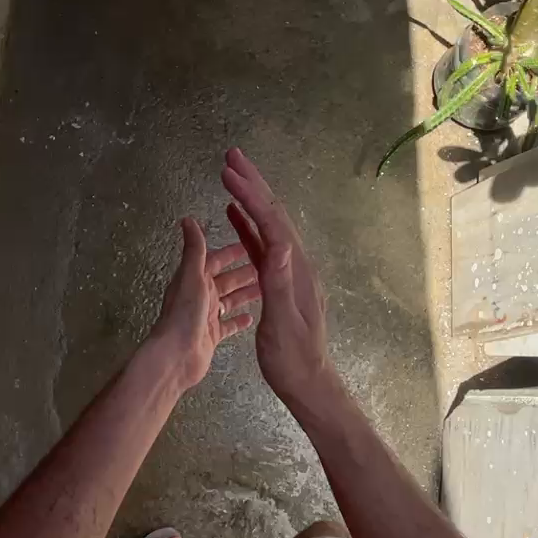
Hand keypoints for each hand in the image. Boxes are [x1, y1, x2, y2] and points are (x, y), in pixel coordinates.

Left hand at [142, 217, 260, 391]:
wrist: (177, 355)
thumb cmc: (184, 314)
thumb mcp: (192, 276)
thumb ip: (194, 249)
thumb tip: (188, 219)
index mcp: (196, 279)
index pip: (217, 259)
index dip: (233, 251)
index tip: (253, 243)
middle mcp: (201, 295)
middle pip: (226, 280)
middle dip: (245, 272)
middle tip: (268, 267)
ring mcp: (206, 316)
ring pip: (229, 300)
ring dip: (245, 293)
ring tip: (267, 288)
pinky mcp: (212, 335)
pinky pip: (228, 325)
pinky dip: (239, 320)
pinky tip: (252, 317)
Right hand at [220, 148, 338, 407]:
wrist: (308, 382)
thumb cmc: (293, 359)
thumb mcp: (283, 324)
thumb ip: (279, 283)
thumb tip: (278, 243)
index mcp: (294, 268)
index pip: (271, 222)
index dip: (251, 195)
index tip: (229, 171)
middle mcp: (294, 262)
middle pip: (272, 213)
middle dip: (253, 183)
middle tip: (231, 155)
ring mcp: (287, 269)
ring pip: (266, 223)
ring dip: (249, 197)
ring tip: (230, 174)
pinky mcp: (277, 279)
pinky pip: (259, 242)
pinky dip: (246, 223)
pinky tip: (234, 214)